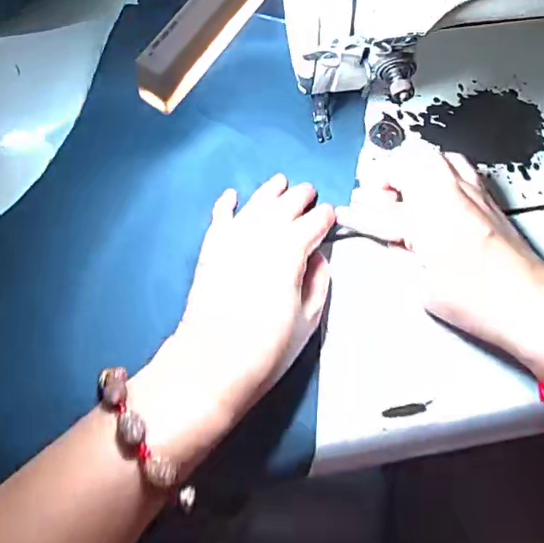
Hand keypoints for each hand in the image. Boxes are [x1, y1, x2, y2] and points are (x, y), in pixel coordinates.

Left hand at [165, 175, 334, 425]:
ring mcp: (235, 236)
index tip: (331, 215)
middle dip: (302, 196)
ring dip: (271, 191)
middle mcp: (264, 234)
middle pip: (287, 203)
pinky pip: (221, 215)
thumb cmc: (266, 347)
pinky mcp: (212, 246)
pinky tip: (232, 195)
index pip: (315, 221)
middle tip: (310, 194)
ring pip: (257, 202)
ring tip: (281, 182)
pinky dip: (227, 203)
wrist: (212, 360)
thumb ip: (318, 282)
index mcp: (292, 249)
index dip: (326, 216)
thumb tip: (318, 258)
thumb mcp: (308, 320)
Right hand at [341, 145, 543, 380]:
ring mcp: (468, 189)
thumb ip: (404, 255)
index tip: (349, 211)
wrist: (532, 301)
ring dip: (411, 165)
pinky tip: (438, 184)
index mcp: (423, 211)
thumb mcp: (424, 286)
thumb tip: (394, 242)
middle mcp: (446, 191)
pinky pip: (456, 163)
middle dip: (384, 175)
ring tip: (403, 186)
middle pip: (405, 160)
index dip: (359, 208)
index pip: (379, 204)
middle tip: (376, 196)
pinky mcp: (487, 195)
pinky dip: (439, 167)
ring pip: (431, 155)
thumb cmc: (481, 299)